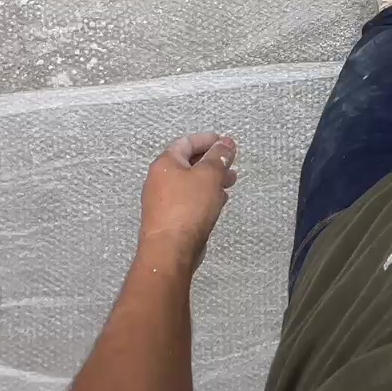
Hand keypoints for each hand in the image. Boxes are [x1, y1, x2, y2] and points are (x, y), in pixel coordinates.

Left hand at [137, 132, 238, 274]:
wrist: (170, 251)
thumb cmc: (189, 206)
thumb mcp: (209, 175)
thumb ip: (219, 156)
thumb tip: (226, 142)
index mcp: (165, 163)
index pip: (186, 142)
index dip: (207, 139)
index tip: (226, 142)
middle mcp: (159, 179)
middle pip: (189, 162)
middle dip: (213, 161)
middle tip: (232, 164)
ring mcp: (162, 200)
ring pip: (191, 182)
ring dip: (212, 179)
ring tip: (230, 183)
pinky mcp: (169, 218)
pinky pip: (189, 199)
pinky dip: (205, 196)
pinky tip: (219, 201)